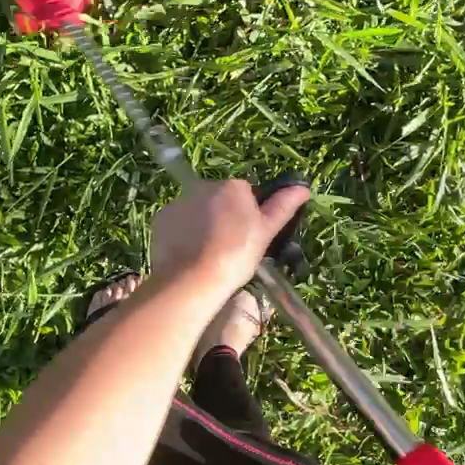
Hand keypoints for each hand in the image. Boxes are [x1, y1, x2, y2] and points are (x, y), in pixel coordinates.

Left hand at [149, 179, 310, 290]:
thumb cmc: (237, 255)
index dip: (247, 215)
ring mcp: (179, 201)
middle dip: (222, 216)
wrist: (193, 279)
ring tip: (207, 253)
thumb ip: (282, 207)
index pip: (243, 193)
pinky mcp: (161, 217)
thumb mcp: (266, 232)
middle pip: (218, 198)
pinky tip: (188, 253)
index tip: (246, 237)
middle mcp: (203, 186)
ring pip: (196, 209)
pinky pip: (177, 222)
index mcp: (233, 186)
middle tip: (227, 246)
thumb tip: (303, 188)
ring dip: (201, 223)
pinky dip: (182, 233)